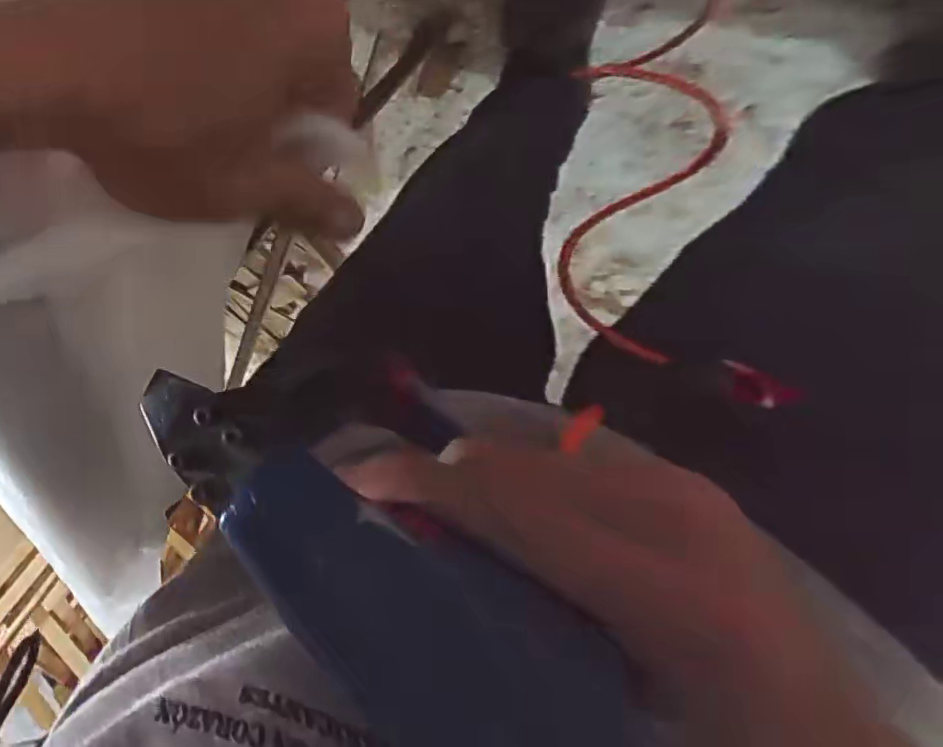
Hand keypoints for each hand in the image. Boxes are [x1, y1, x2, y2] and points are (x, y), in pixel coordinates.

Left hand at [0, 0, 362, 237]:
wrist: (54, 65)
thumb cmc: (156, 130)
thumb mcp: (233, 184)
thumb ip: (301, 198)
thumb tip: (353, 219)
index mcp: (319, 29)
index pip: (337, 110)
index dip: (307, 157)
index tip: (266, 184)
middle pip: (293, 74)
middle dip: (267, 121)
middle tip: (221, 162)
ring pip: (247, 51)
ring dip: (229, 92)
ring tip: (181, 131)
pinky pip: (202, 32)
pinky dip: (192, 65)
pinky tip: (153, 93)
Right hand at [339, 439, 904, 746]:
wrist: (822, 740)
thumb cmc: (700, 738)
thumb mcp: (589, 707)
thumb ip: (500, 628)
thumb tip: (399, 557)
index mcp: (672, 601)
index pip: (506, 508)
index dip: (416, 484)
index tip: (349, 483)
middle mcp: (681, 521)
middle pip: (502, 466)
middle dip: (427, 477)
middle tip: (383, 506)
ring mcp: (681, 488)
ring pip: (518, 452)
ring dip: (464, 478)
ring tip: (440, 514)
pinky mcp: (675, 478)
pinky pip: (551, 456)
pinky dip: (505, 477)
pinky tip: (500, 513)